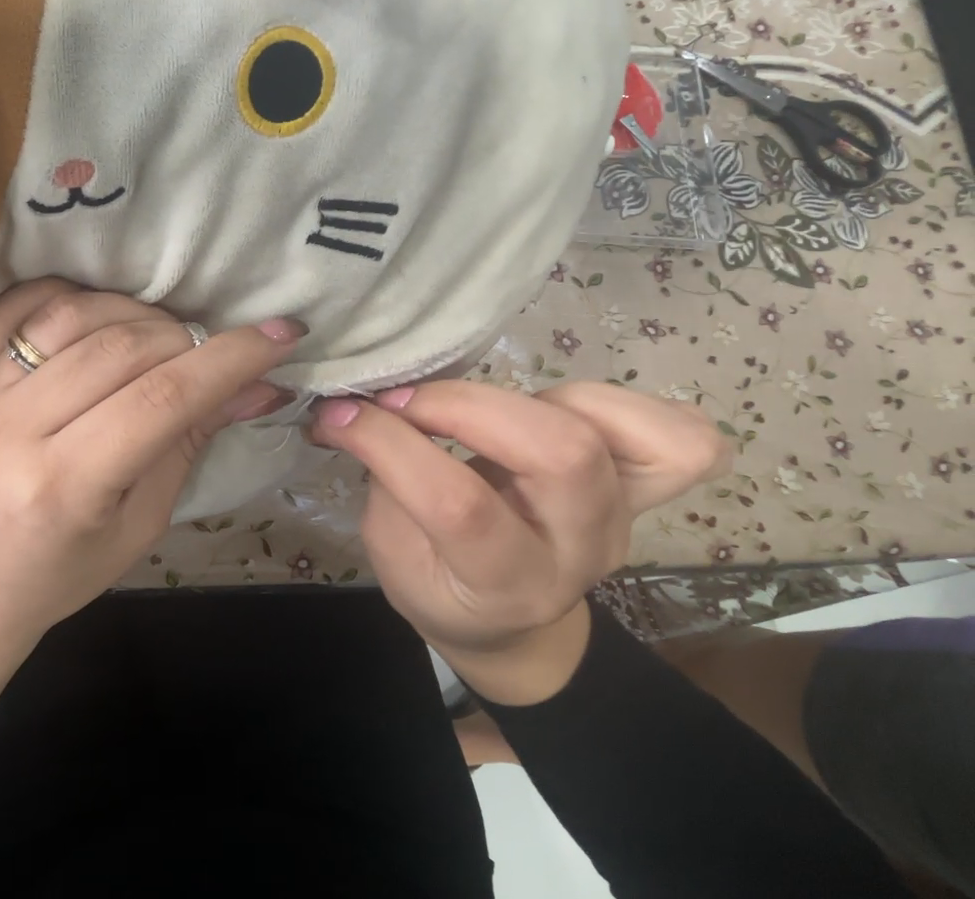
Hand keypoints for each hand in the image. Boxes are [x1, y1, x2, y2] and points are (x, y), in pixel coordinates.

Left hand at [0, 279, 305, 709]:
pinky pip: (16, 311)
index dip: (228, 359)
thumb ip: (189, 445)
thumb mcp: (139, 526)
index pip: (159, 398)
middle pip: (120, 349)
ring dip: (136, 313)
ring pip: (73, 317)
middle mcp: (16, 428)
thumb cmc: (63, 574)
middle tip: (224, 352)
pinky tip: (103, 307)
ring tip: (170, 338)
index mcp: (62, 484)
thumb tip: (259, 386)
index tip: (281, 336)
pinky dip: (65, 295)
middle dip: (189, 338)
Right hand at [309, 380, 729, 704]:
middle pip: (561, 455)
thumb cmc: (439, 587)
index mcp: (506, 586)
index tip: (340, 415)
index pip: (460, 506)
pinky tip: (558, 407)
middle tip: (403, 400)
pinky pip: (679, 436)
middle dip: (464, 405)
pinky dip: (619, 405)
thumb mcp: (391, 555)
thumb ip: (386, 482)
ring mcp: (626, 516)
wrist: (510, 622)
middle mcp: (580, 552)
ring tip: (476, 406)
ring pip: (619, 434)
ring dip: (530, 398)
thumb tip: (357, 407)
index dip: (393, 445)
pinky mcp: (650, 489)